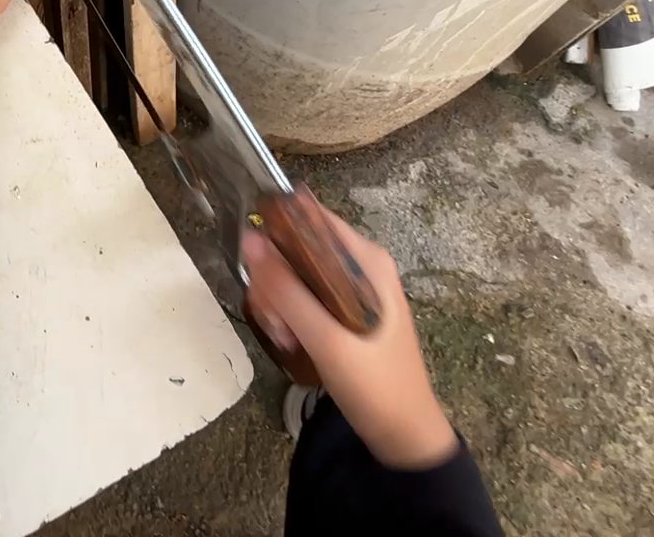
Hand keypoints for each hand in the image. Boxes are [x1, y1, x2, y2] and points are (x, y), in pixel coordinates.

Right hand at [241, 210, 458, 469]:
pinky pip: (301, 292)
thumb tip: (249, 238)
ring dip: (277, 300)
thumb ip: (286, 289)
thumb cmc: (374, 382)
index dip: (276, 232)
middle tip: (274, 316)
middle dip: (274, 278)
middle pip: (295, 246)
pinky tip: (288, 339)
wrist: (404, 436)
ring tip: (282, 334)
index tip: (257, 265)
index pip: (309, 216)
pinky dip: (287, 312)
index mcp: (365, 258)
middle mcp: (358, 263)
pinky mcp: (343, 308)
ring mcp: (351, 286)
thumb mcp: (325, 337)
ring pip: (292, 271)